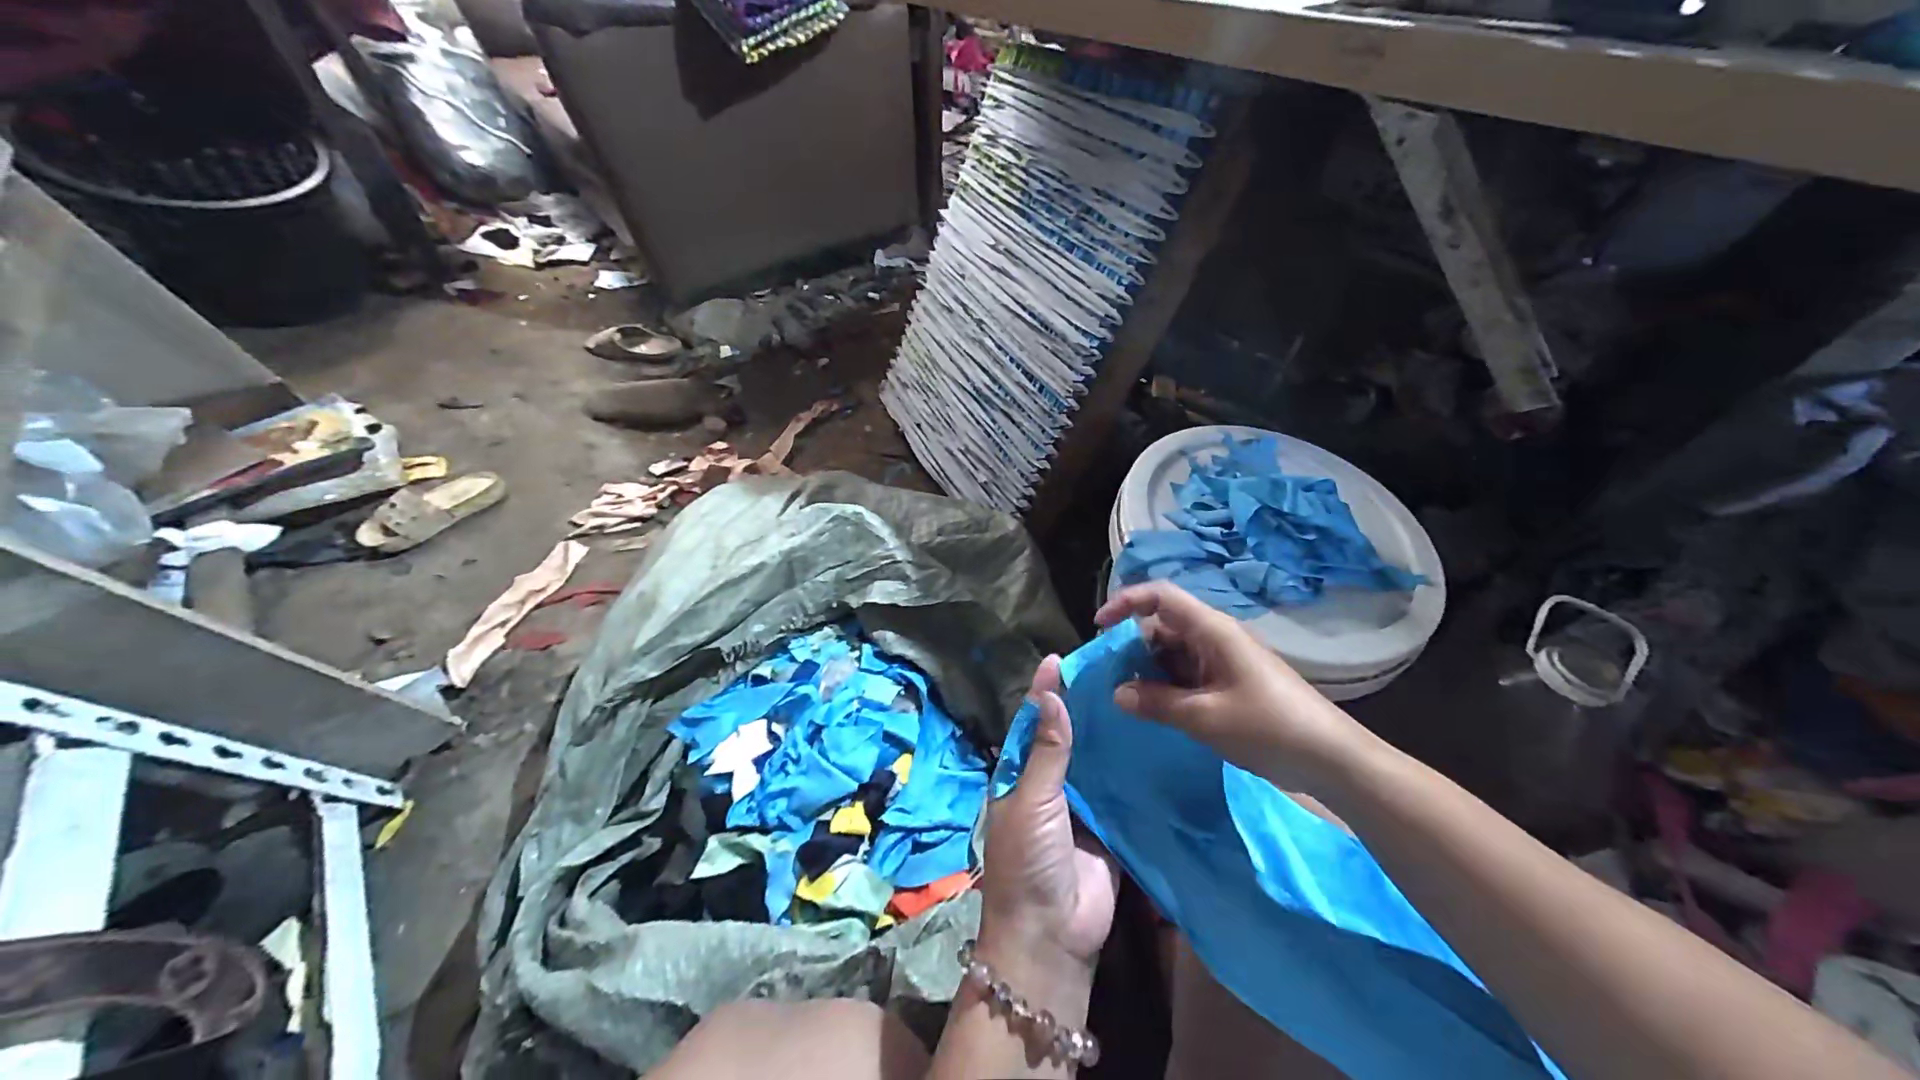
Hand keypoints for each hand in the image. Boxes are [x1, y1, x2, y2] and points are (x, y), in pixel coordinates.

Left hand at [980, 656, 1118, 973]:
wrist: (1053, 934)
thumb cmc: (1027, 861)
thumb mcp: (1032, 800)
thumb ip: (1048, 751)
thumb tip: (1052, 695)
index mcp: (1019, 776)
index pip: (1033, 724)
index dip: (1045, 694)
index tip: (1061, 659)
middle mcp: (1048, 785)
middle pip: (1066, 739)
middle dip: (1082, 709)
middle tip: (1111, 669)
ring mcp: (1081, 807)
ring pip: (1094, 761)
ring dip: (1108, 734)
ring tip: (1134, 692)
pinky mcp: (1110, 827)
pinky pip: (1119, 792)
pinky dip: (1130, 769)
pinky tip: (1149, 738)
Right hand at [1094, 581, 1374, 791]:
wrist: (1331, 759)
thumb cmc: (1269, 727)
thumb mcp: (1205, 717)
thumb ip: (1156, 702)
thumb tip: (1117, 693)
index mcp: (1212, 630)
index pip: (1160, 597)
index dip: (1126, 602)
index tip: (1099, 627)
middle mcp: (1215, 637)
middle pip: (1162, 625)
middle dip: (1132, 645)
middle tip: (1109, 676)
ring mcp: (1224, 660)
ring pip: (1173, 652)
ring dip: (1149, 670)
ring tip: (1127, 698)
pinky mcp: (1230, 683)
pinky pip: (1187, 673)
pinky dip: (1167, 686)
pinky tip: (1154, 710)